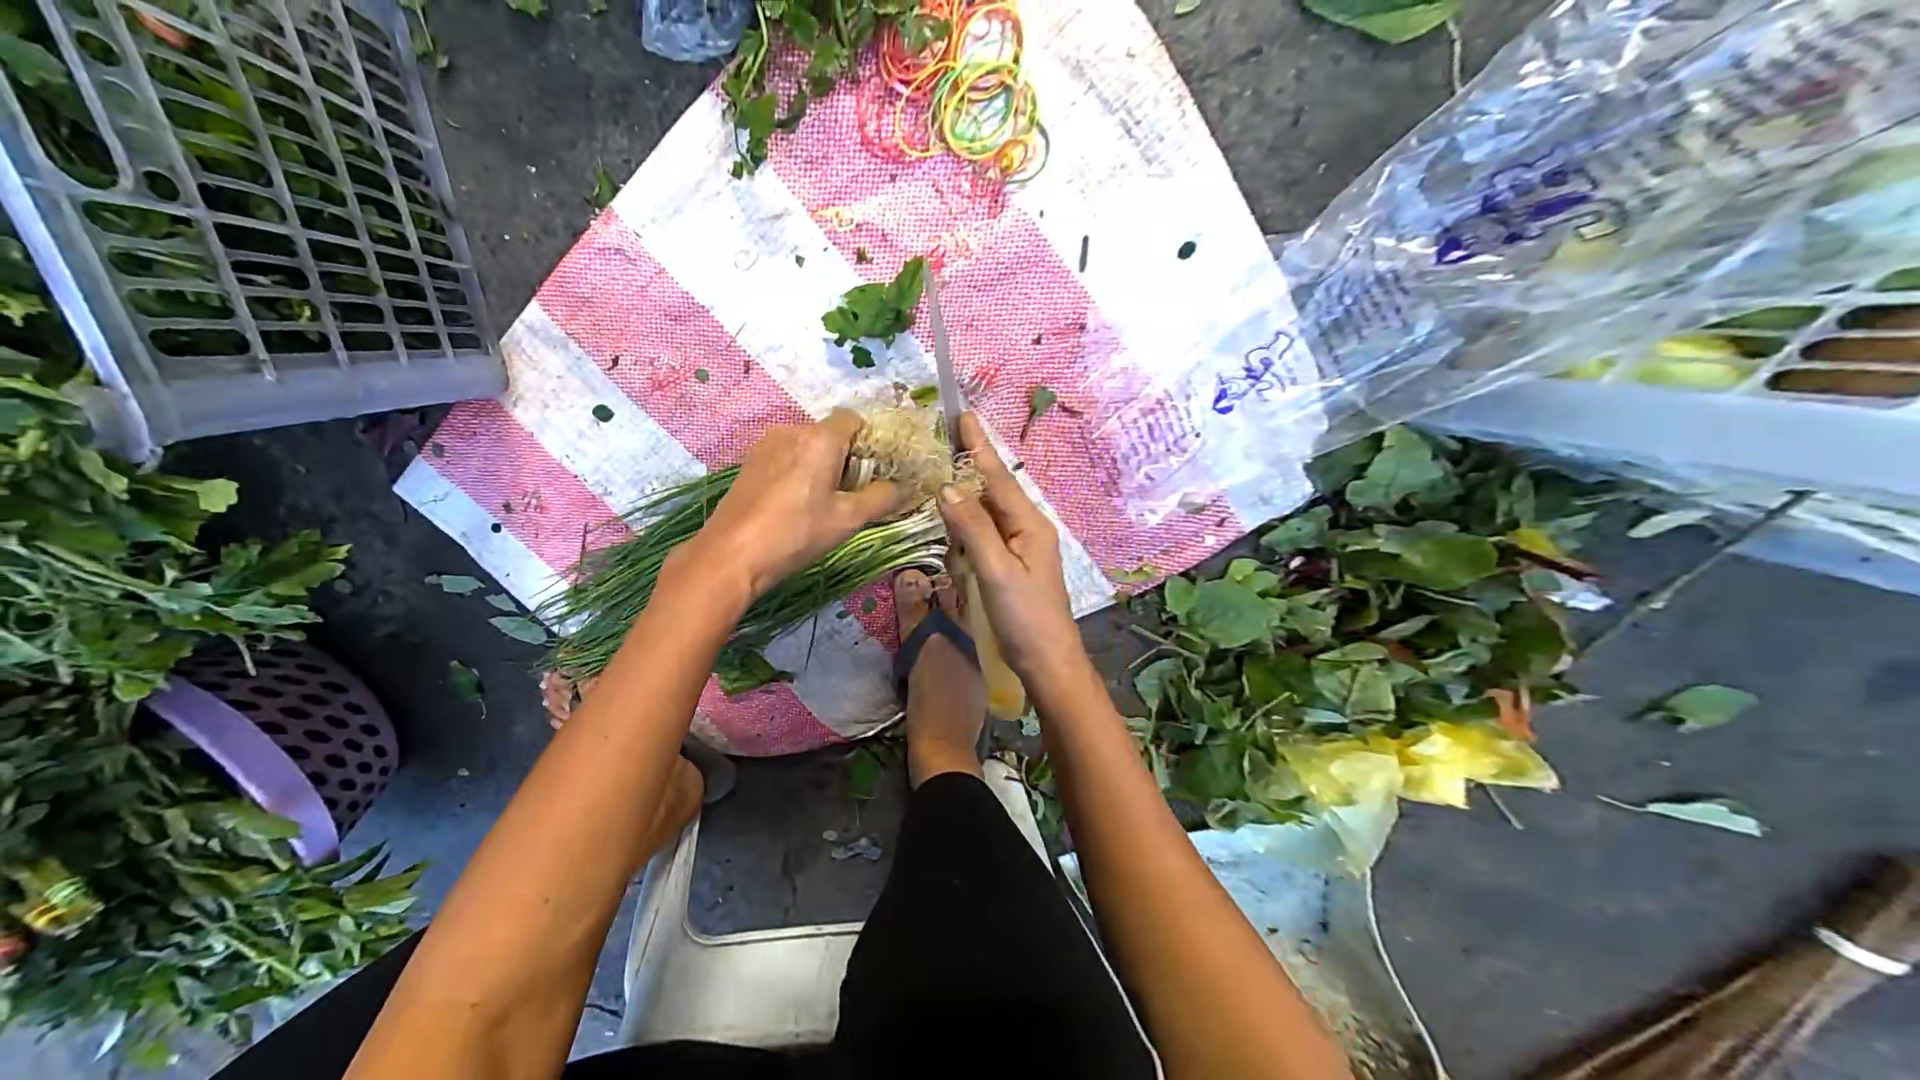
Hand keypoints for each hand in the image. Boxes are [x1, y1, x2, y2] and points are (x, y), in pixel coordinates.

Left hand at [671, 409, 902, 600]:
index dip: (867, 442)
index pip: (854, 419)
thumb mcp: (848, 519)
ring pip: (806, 446)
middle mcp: (792, 430)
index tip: (871, 473)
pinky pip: (785, 457)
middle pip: (829, 434)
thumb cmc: (797, 532)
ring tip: (819, 504)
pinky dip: (796, 473)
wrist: (732, 554)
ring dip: (819, 467)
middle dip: (844, 458)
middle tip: (848, 496)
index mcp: (821, 438)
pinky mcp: (749, 462)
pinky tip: (793, 505)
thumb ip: (881, 498)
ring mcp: (766, 445)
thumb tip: (901, 488)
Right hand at [937, 413, 1087, 682]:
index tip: (964, 414)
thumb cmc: (1026, 618)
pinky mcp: (1011, 566)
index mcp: (1028, 524)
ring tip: (941, 473)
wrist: (1049, 662)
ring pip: (987, 512)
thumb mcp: (997, 572)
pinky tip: (953, 523)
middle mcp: (1026, 529)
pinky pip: (985, 535)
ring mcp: (1020, 548)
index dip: (979, 446)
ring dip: (966, 495)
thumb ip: (973, 529)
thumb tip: (947, 488)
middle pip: (993, 490)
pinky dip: (967, 526)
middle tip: (944, 438)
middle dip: (970, 464)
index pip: (998, 477)